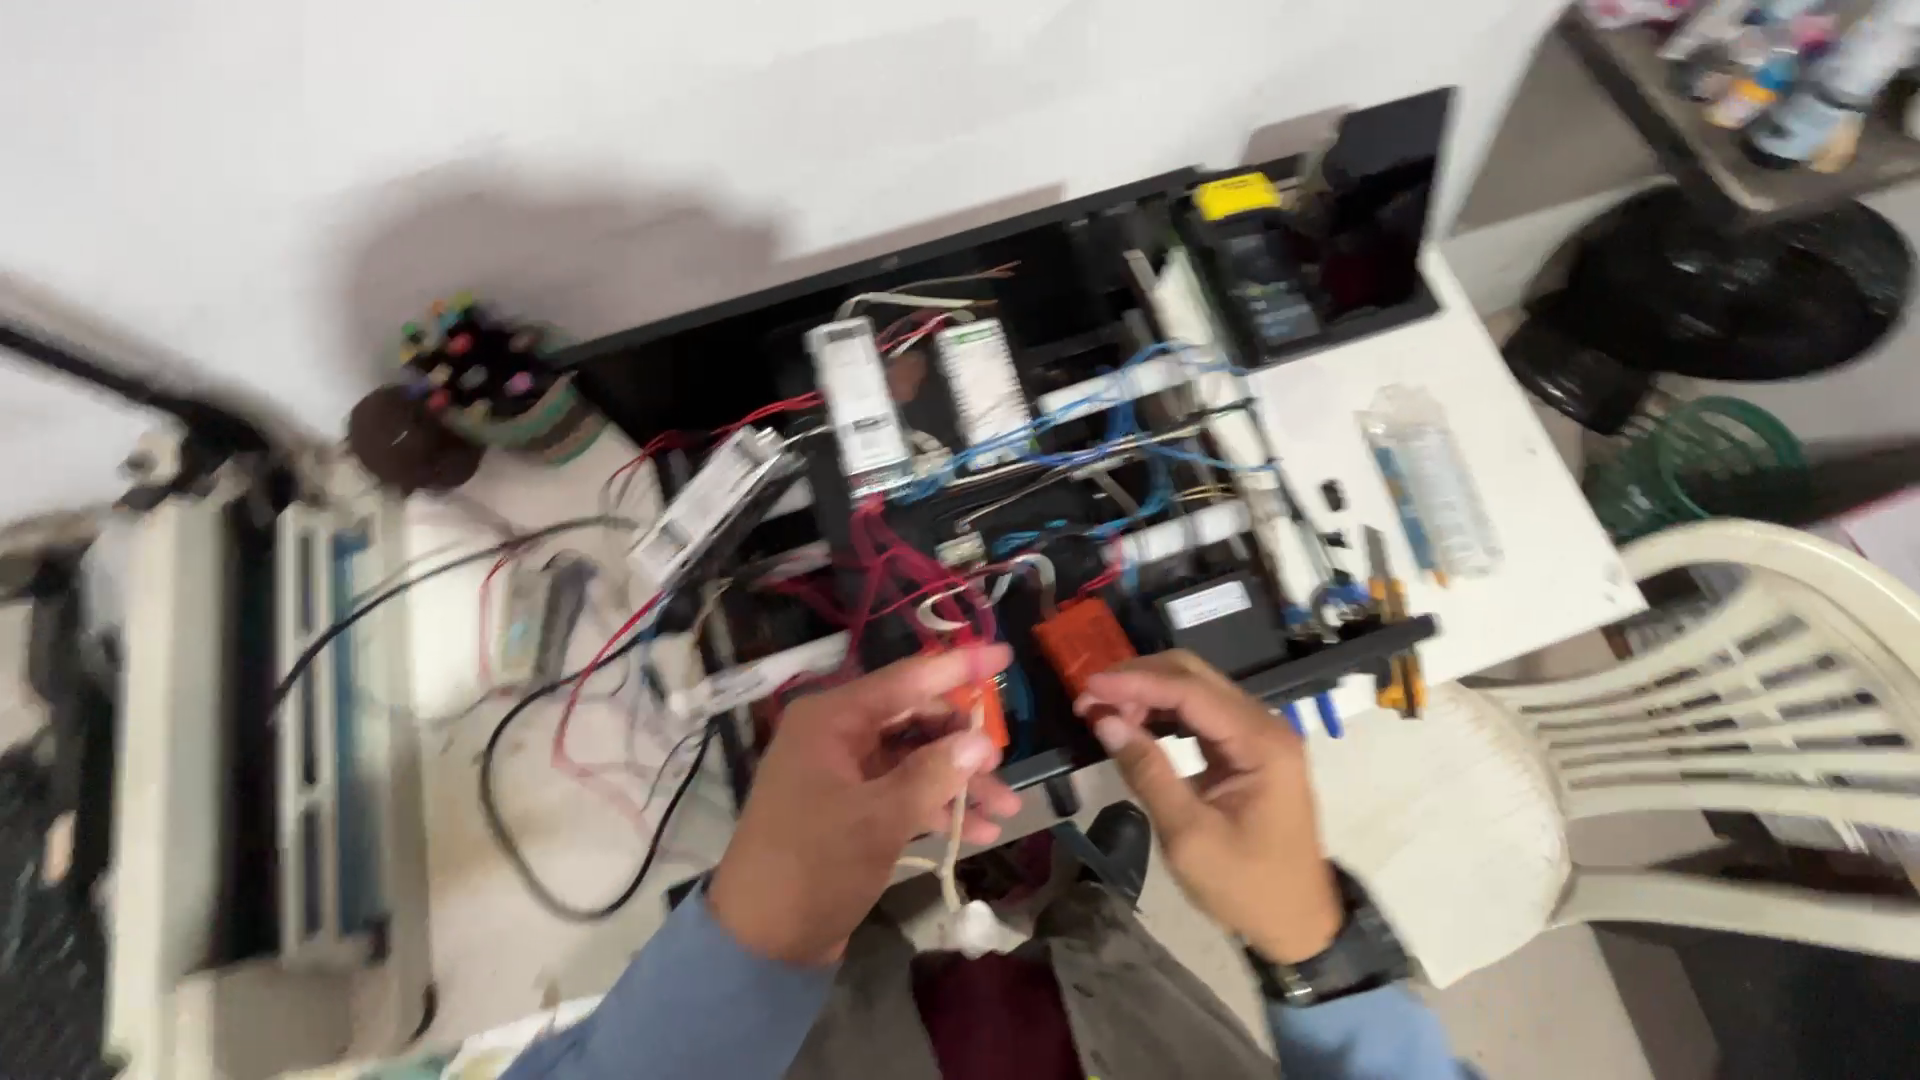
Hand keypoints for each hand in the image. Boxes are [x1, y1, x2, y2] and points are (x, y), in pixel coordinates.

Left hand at [707, 645, 1022, 966]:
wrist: (760, 942)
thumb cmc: (813, 866)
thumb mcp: (879, 819)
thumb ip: (933, 773)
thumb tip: (981, 741)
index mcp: (832, 718)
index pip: (907, 679)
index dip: (958, 667)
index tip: (1004, 654)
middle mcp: (837, 734)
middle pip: (916, 718)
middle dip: (964, 744)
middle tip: (1003, 769)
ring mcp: (844, 771)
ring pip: (916, 758)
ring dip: (960, 782)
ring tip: (1006, 810)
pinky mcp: (852, 805)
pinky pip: (904, 789)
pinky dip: (938, 805)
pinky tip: (979, 831)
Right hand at [1075, 650, 1342, 963]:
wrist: (1298, 925)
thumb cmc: (1246, 887)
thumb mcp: (1188, 836)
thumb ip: (1147, 772)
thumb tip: (1104, 720)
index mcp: (1261, 743)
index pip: (1189, 691)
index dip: (1135, 682)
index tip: (1087, 688)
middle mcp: (1265, 725)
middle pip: (1194, 676)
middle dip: (1138, 679)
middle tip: (1090, 698)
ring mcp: (1258, 734)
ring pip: (1195, 688)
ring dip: (1147, 691)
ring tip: (1102, 710)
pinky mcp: (1246, 748)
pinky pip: (1199, 712)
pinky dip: (1162, 710)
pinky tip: (1133, 721)